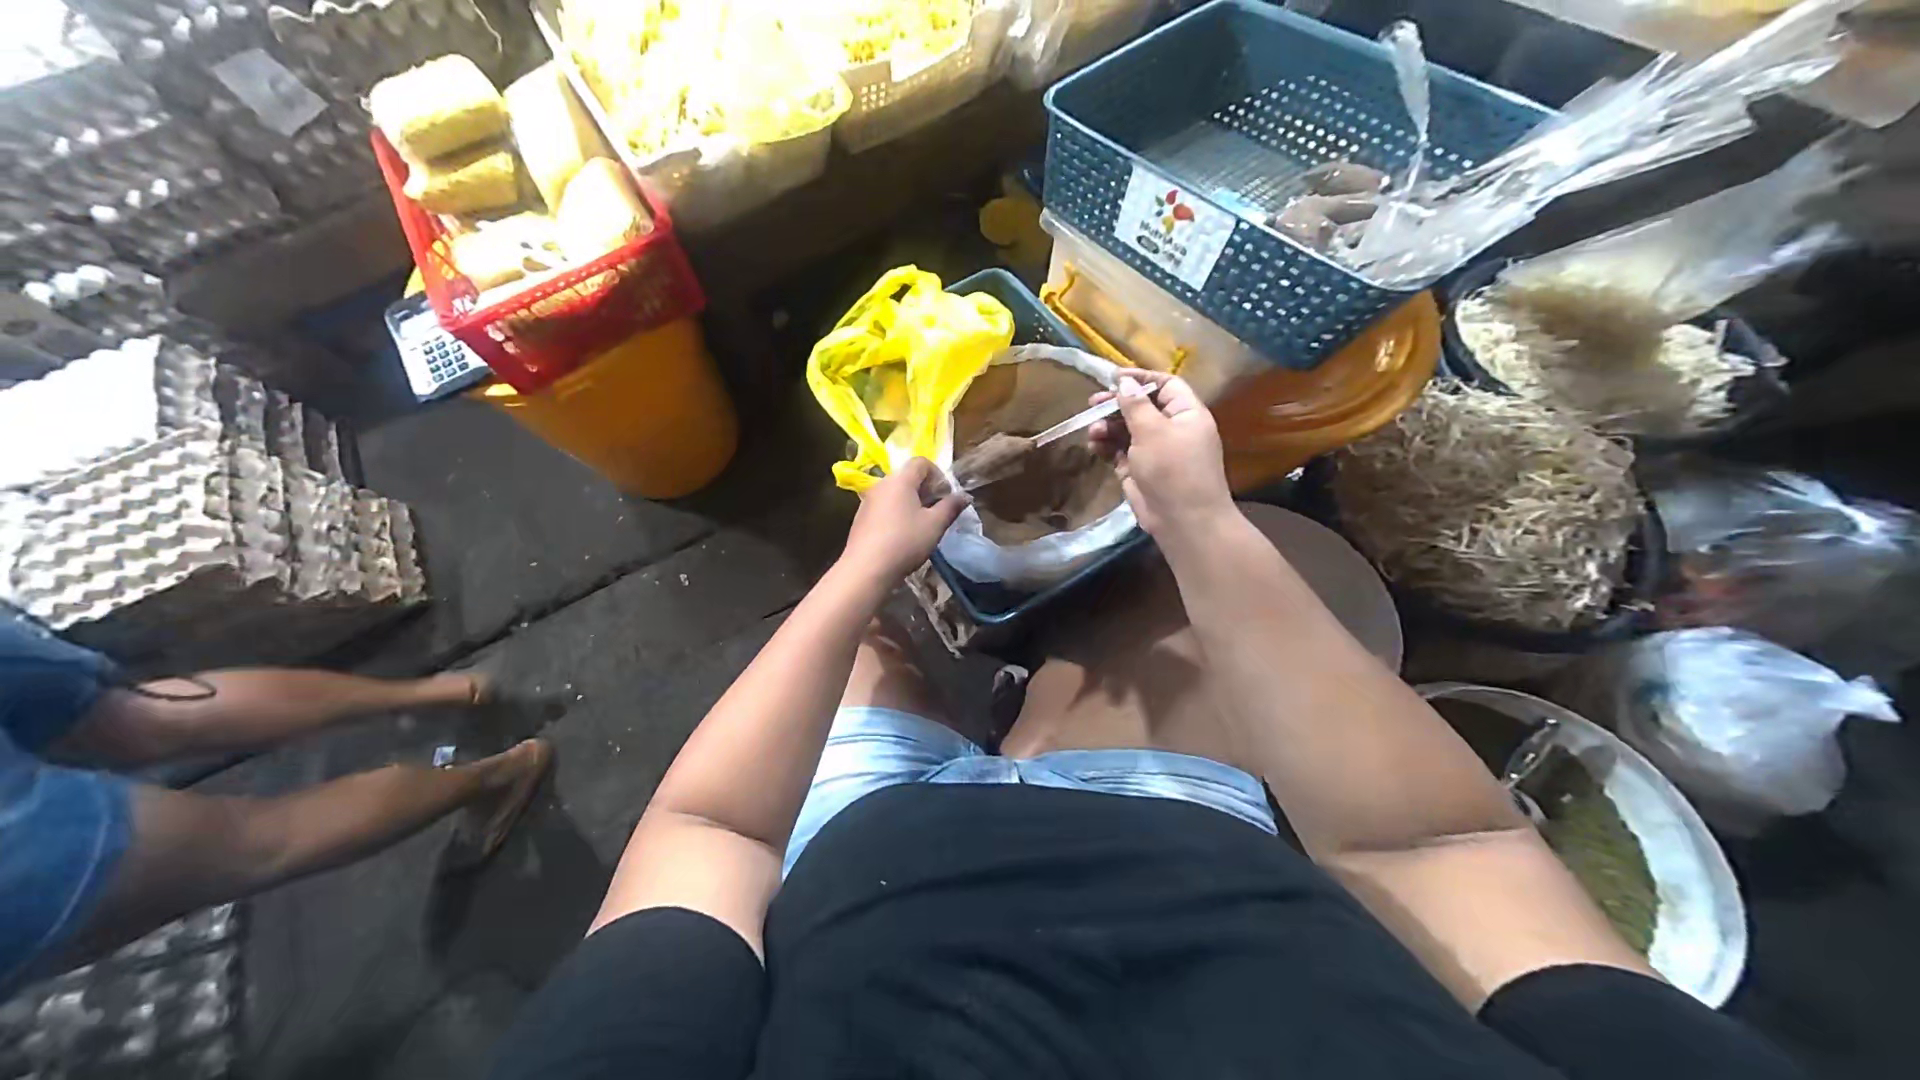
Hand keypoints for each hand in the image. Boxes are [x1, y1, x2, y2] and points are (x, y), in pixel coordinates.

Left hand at [839, 458, 968, 586]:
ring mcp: (867, 501)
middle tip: (937, 511)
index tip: (946, 496)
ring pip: (894, 493)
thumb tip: (964, 496)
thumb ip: (951, 507)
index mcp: (900, 480)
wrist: (866, 569)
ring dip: (911, 502)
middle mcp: (881, 485)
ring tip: (921, 525)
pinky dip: (896, 513)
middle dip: (926, 489)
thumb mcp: (935, 525)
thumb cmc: (905, 542)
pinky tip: (902, 536)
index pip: (921, 462)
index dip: (938, 475)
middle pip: (907, 477)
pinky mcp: (861, 518)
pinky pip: (883, 507)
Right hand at [1087, 370, 1234, 540]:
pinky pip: (1120, 451)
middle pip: (1142, 407)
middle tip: (1093, 404)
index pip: (1165, 385)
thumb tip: (1124, 382)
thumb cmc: (1172, 469)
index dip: (1140, 378)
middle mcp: (1172, 429)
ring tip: (1093, 431)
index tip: (1114, 377)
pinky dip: (1107, 446)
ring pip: (1127, 430)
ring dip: (1108, 427)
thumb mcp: (1152, 431)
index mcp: (1186, 413)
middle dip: (1117, 405)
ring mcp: (1155, 451)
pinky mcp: (1139, 470)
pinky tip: (1094, 445)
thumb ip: (1135, 405)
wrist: (1183, 520)